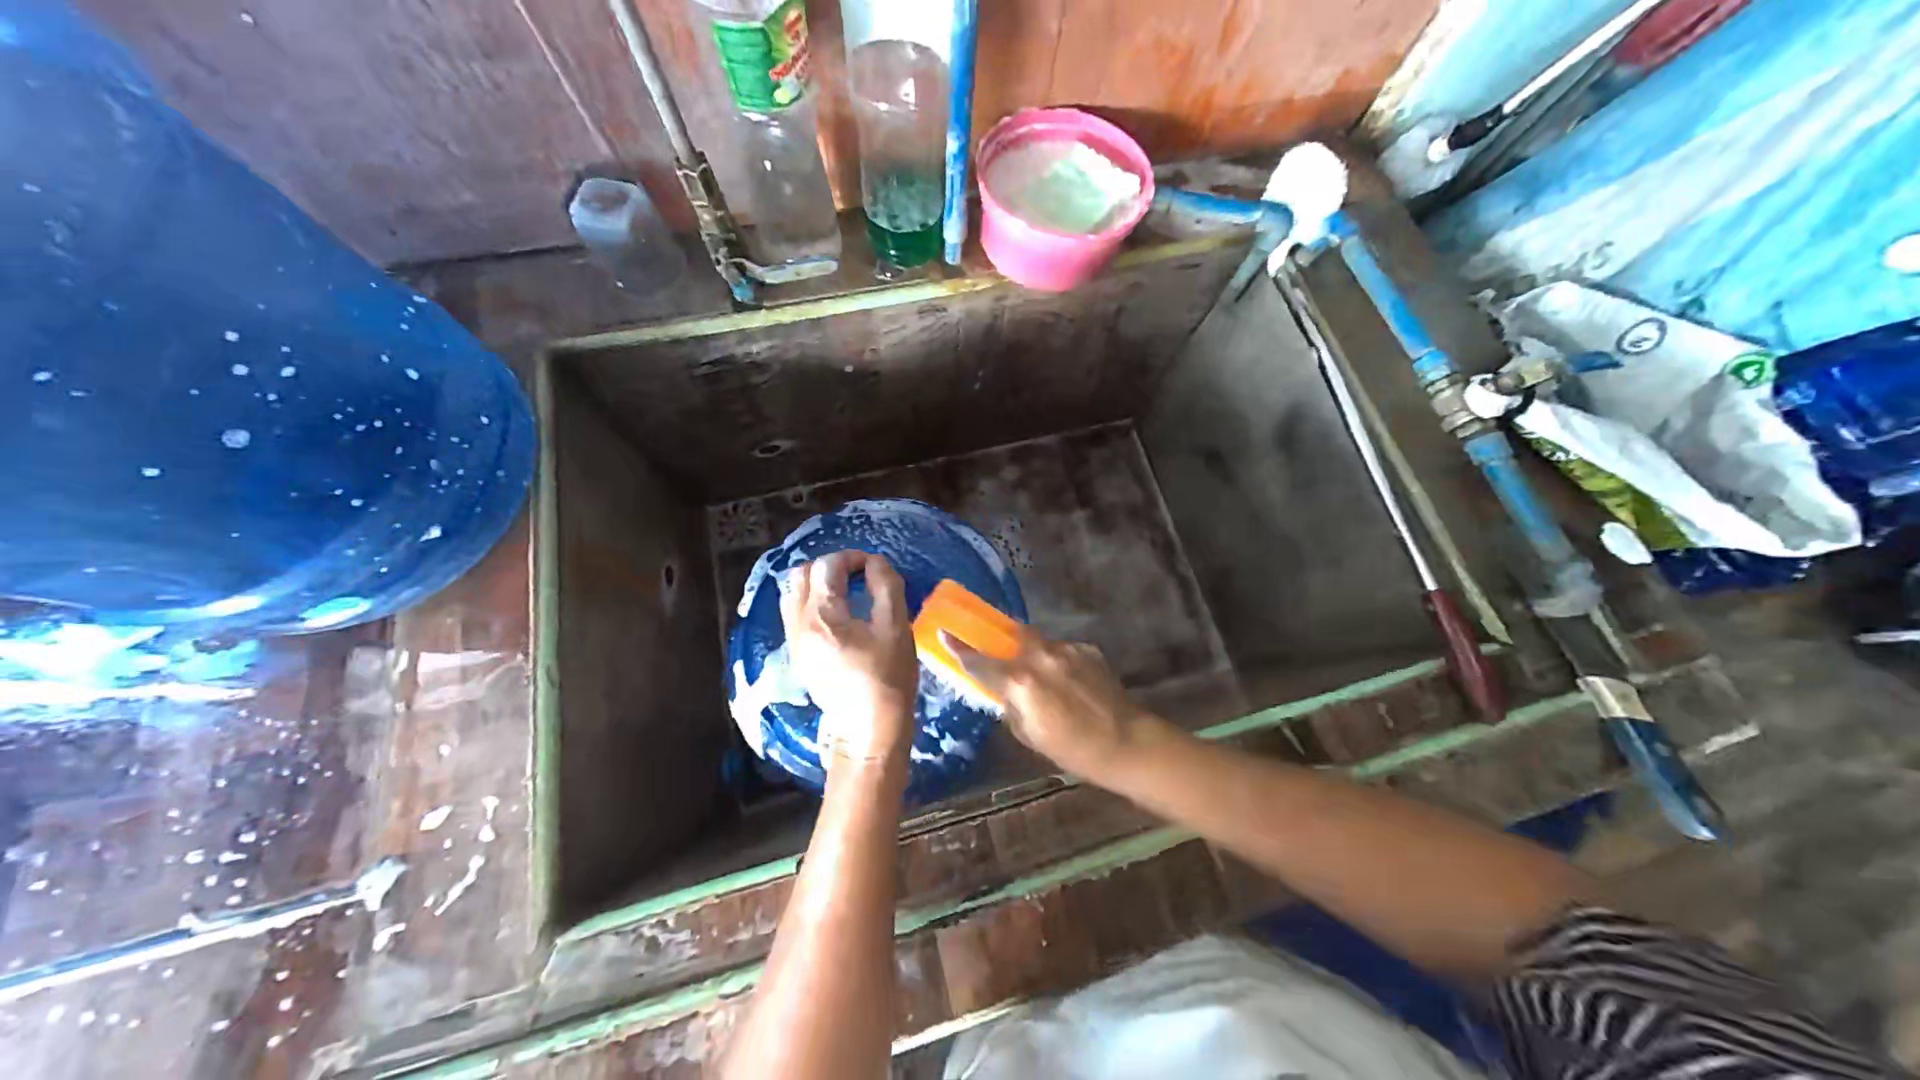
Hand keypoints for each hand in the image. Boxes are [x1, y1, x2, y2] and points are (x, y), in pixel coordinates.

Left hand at [780, 552, 918, 770]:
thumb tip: (875, 563)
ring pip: (792, 593)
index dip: (852, 557)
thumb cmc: (888, 677)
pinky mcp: (797, 655)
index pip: (827, 566)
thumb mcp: (896, 627)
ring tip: (845, 591)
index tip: (874, 567)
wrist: (869, 728)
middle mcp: (798, 625)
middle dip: (830, 566)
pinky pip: (793, 614)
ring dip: (816, 583)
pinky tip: (836, 614)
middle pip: (800, 574)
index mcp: (822, 616)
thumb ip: (886, 586)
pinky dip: (811, 602)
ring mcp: (794, 641)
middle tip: (858, 575)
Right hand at [947, 634, 1156, 781]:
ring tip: (1042, 678)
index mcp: (1020, 681)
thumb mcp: (1029, 734)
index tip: (944, 632)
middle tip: (1002, 655)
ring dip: (1033, 654)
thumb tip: (1004, 692)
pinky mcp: (1088, 649)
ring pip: (1039, 642)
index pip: (980, 660)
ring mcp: (1066, 649)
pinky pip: (1062, 650)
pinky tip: (1068, 683)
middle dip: (1003, 642)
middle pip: (1012, 636)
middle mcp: (1040, 656)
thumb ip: (1011, 705)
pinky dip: (1057, 661)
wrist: (1127, 742)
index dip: (959, 648)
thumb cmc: (1073, 749)